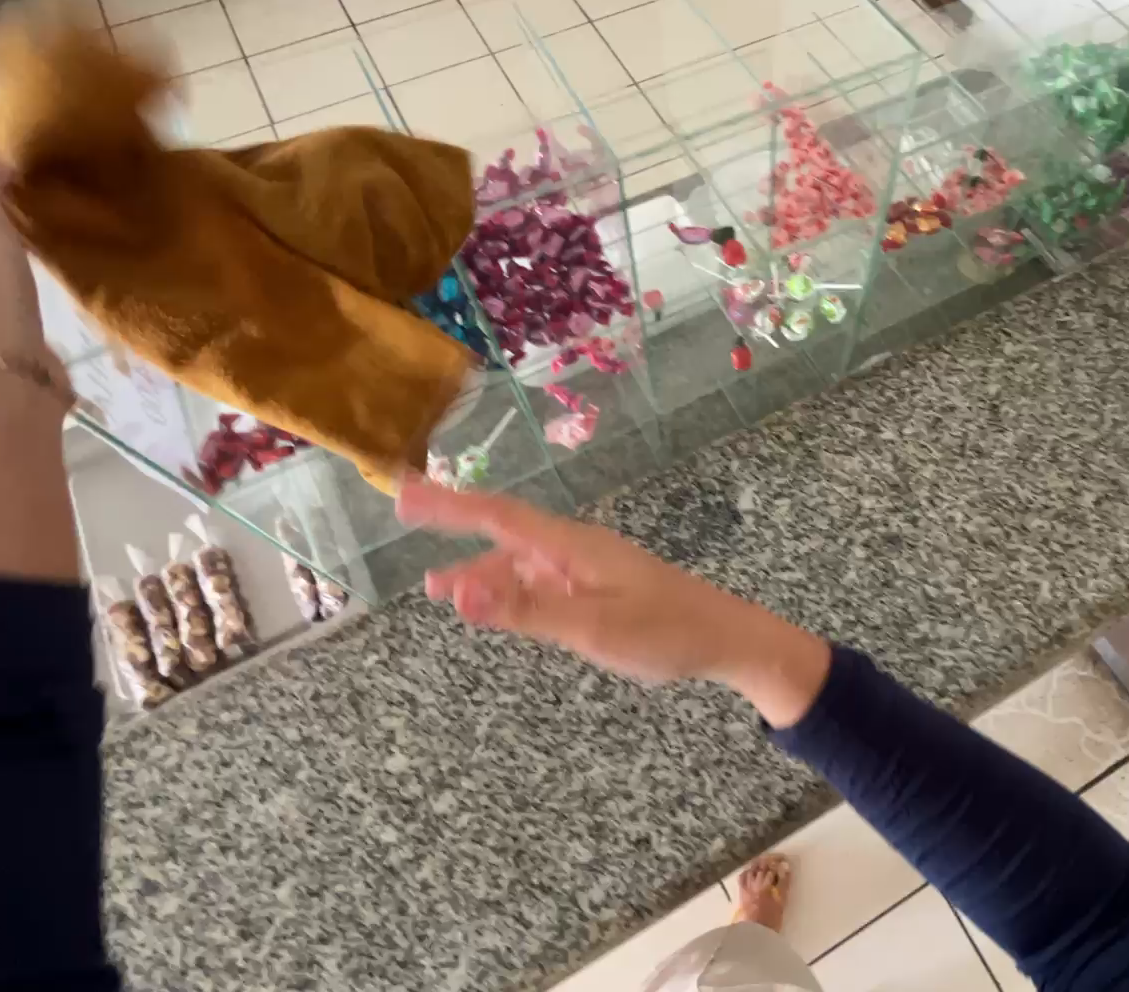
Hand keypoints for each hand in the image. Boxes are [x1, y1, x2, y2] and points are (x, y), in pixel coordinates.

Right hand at [397, 482, 830, 725]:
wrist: (724, 637)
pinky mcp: (600, 587)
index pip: (499, 516)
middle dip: (456, 523)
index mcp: (572, 547)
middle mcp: (576, 548)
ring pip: (523, 560)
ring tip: (438, 588)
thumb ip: (526, 611)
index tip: (405, 491)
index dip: (449, 504)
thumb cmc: (663, 631)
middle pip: (506, 531)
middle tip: (407, 514)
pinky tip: (500, 603)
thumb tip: (456, 594)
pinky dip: (512, 588)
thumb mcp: (591, 627)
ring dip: (481, 568)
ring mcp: (589, 567)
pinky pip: (542, 579)